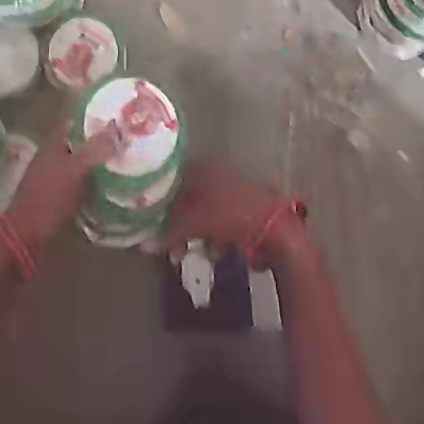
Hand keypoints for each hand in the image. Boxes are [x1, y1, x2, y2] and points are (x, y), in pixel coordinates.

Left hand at [3, 121, 121, 247]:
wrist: (26, 237)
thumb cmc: (48, 198)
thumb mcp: (73, 171)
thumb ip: (95, 149)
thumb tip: (117, 128)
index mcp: (54, 144)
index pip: (75, 120)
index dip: (94, 115)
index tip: (119, 115)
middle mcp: (55, 156)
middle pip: (82, 142)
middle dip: (103, 140)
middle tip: (130, 138)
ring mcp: (57, 177)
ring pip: (84, 163)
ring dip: (102, 161)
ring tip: (128, 158)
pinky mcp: (62, 197)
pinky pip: (85, 183)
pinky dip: (98, 181)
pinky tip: (116, 184)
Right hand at [163, 164, 303, 269]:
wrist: (279, 233)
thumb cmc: (233, 217)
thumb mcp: (197, 223)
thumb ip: (170, 232)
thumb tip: (144, 244)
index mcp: (210, 170)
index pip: (180, 176)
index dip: (167, 197)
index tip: (157, 217)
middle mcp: (226, 176)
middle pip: (195, 199)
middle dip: (183, 224)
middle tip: (175, 248)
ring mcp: (242, 194)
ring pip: (213, 213)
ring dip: (202, 235)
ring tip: (201, 254)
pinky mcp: (255, 213)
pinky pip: (229, 224)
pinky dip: (221, 238)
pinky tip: (220, 253)